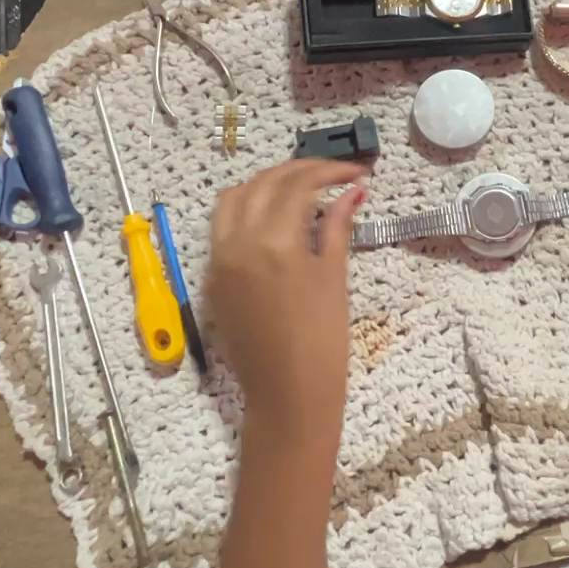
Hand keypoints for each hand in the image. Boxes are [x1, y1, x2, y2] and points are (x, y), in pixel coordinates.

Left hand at [204, 159, 366, 442]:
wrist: (287, 397)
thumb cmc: (322, 342)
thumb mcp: (334, 278)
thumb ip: (338, 226)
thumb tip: (353, 190)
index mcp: (274, 242)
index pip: (299, 185)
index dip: (330, 171)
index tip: (357, 173)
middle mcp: (237, 243)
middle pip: (264, 183)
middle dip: (300, 170)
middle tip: (332, 174)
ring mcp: (218, 261)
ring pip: (234, 198)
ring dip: (266, 183)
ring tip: (299, 188)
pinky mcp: (212, 279)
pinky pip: (221, 227)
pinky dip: (246, 209)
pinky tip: (273, 216)